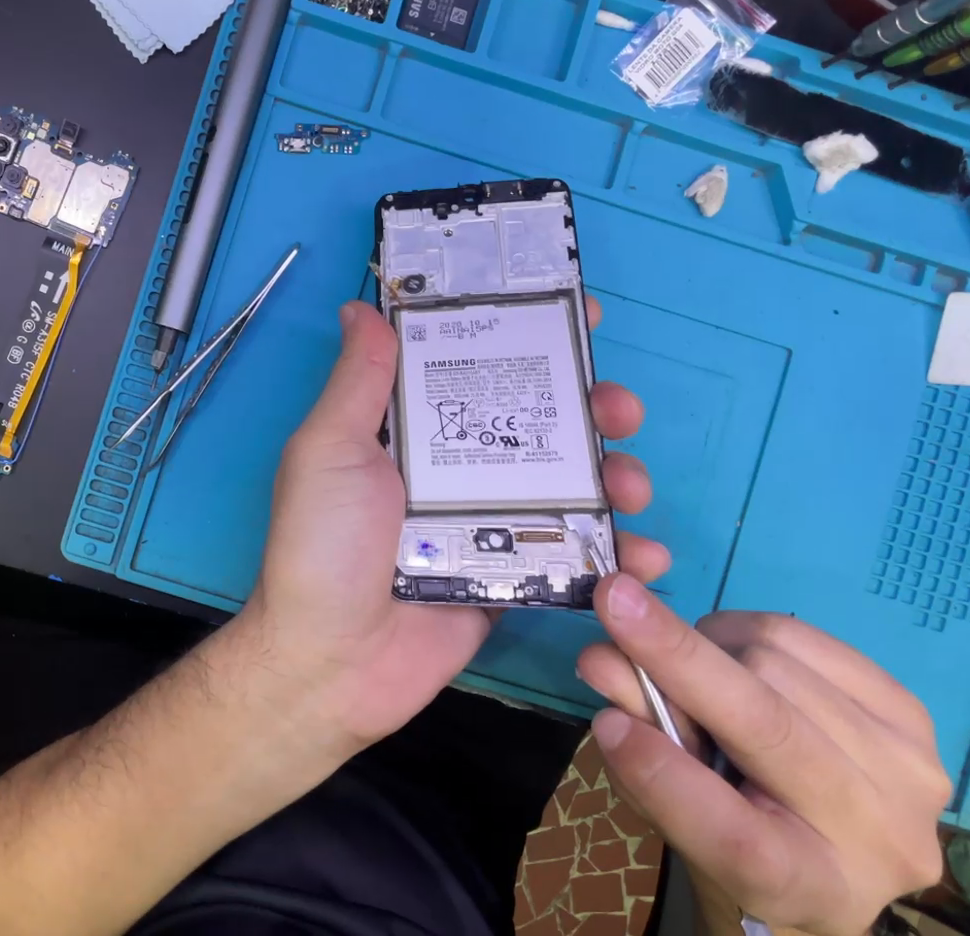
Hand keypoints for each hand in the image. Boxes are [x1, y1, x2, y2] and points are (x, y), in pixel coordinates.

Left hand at [237, 299, 666, 754]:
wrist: (334, 661)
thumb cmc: (324, 545)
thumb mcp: (328, 450)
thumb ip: (358, 383)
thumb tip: (362, 307)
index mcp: (409, 434)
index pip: (471, 370)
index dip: (522, 338)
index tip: (573, 312)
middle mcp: (450, 471)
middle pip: (534, 424)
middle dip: (587, 408)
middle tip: (617, 407)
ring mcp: (484, 525)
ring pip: (566, 486)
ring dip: (615, 476)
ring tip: (632, 485)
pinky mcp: (509, 577)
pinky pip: (572, 555)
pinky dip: (618, 552)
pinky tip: (645, 554)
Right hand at [578, 576, 951, 935]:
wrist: (834, 839)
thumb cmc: (726, 827)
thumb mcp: (665, 802)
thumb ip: (637, 736)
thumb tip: (604, 660)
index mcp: (804, 888)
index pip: (735, 838)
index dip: (666, 778)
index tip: (606, 722)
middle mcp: (879, 839)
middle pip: (766, 726)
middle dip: (676, 655)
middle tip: (612, 597)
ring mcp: (909, 772)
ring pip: (775, 661)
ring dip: (705, 646)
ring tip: (690, 672)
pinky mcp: (913, 714)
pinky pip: (801, 637)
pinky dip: (740, 632)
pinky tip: (732, 658)